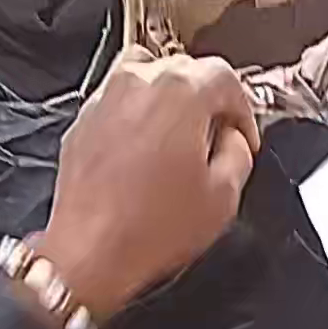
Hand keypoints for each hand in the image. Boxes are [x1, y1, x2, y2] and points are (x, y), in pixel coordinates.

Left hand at [39, 48, 259, 319]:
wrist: (92, 254)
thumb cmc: (152, 231)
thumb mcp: (223, 199)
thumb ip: (239, 155)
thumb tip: (234, 140)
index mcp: (182, 90)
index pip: (226, 80)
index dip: (243, 114)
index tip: (245, 141)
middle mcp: (139, 80)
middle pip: (186, 75)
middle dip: (206, 109)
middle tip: (214, 150)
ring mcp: (105, 99)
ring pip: (150, 87)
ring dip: (170, 113)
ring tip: (177, 155)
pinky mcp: (82, 124)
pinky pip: (121, 111)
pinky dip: (138, 128)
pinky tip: (144, 168)